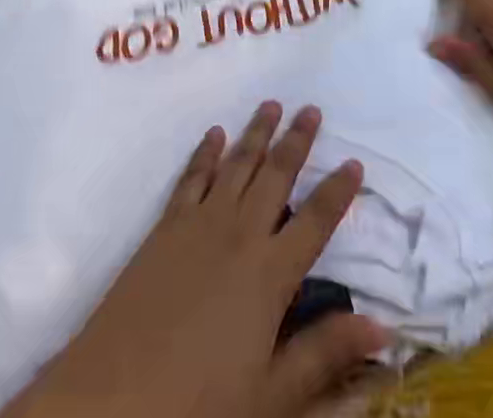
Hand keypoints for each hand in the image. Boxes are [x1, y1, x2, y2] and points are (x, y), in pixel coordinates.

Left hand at [4, 103, 386, 417]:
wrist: (108, 400)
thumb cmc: (199, 402)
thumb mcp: (272, 393)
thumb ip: (325, 352)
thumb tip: (383, 327)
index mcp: (271, 273)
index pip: (316, 221)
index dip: (338, 191)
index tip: (355, 161)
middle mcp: (239, 235)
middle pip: (276, 176)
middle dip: (296, 141)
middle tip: (311, 109)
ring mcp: (198, 226)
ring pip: (235, 166)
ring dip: (255, 134)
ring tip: (270, 105)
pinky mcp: (163, 229)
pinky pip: (190, 179)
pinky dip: (204, 154)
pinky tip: (214, 135)